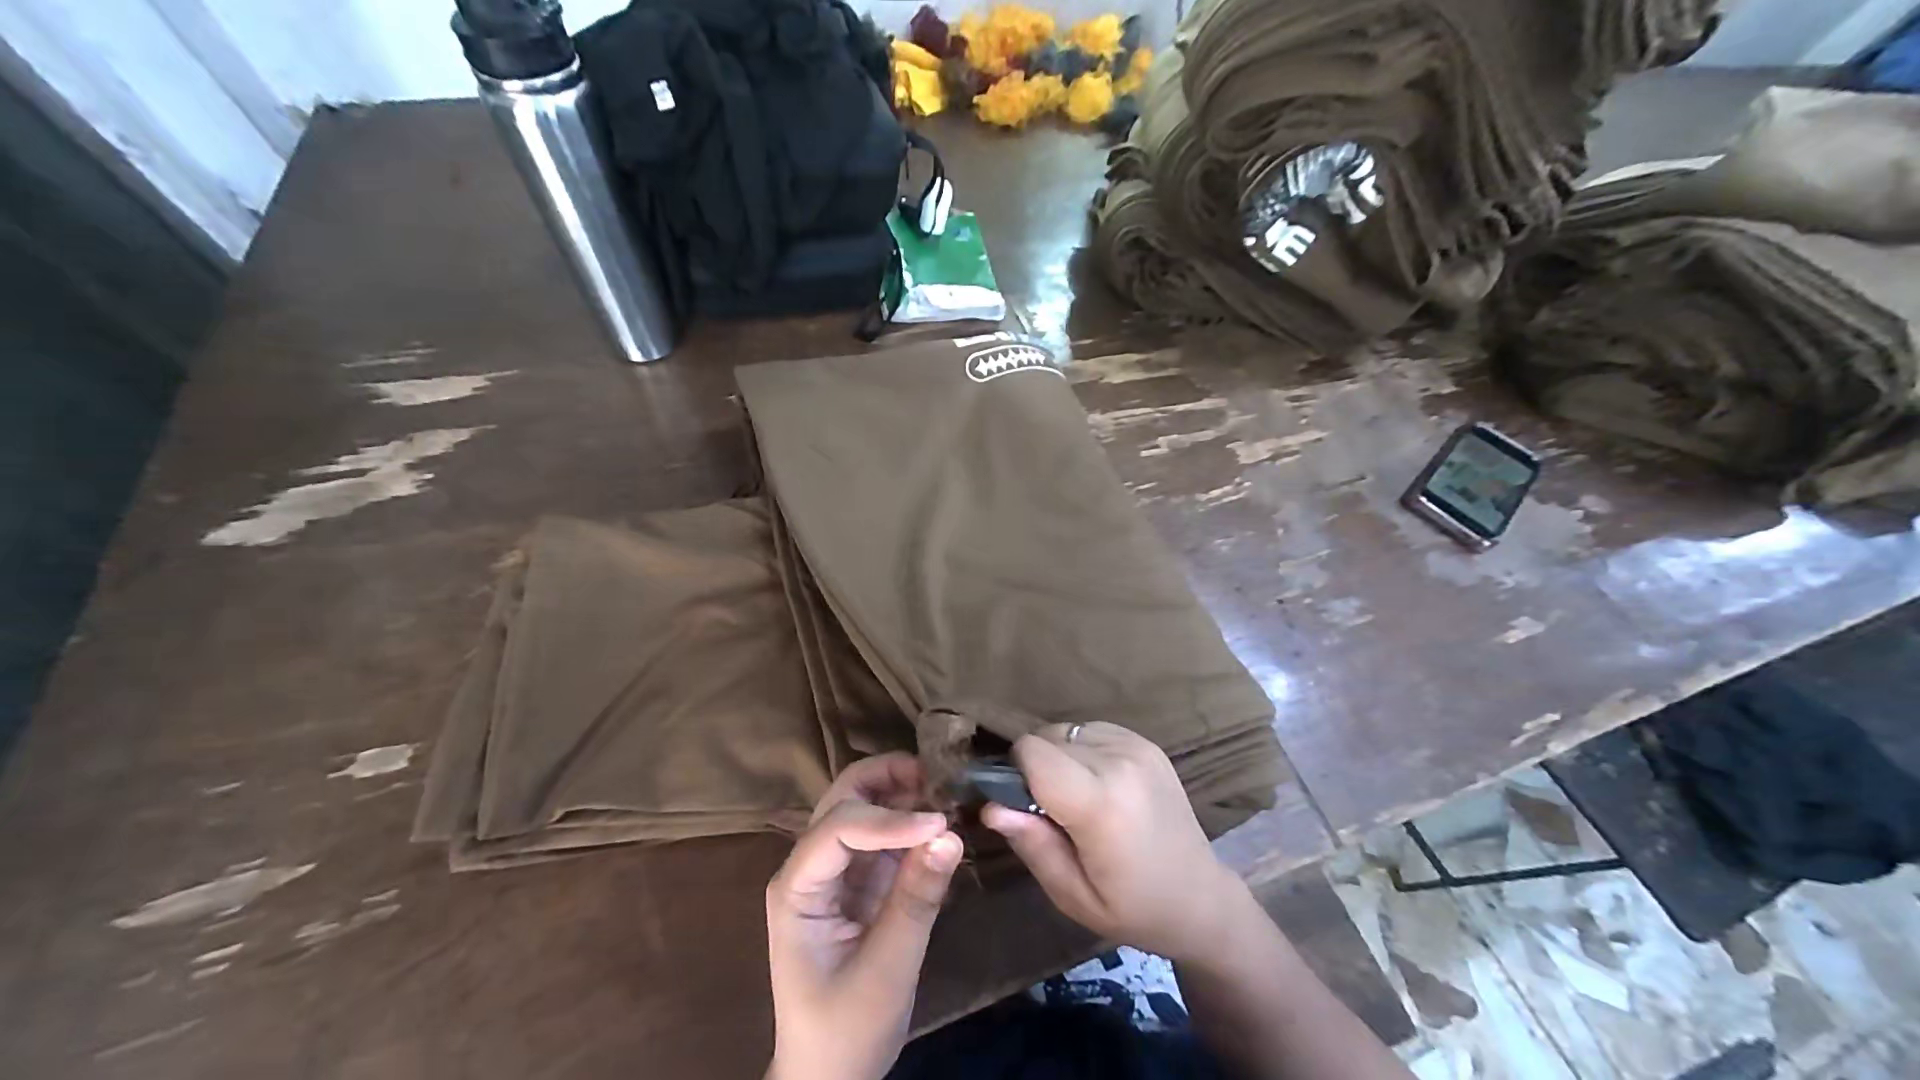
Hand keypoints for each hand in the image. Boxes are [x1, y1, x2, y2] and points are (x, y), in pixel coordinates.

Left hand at [765, 753, 963, 1079]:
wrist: (831, 1073)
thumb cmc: (846, 1030)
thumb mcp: (886, 971)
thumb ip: (916, 900)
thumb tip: (950, 835)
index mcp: (798, 888)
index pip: (838, 829)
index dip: (888, 819)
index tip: (939, 822)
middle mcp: (811, 866)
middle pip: (845, 798)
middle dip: (889, 778)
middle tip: (939, 777)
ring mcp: (836, 870)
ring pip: (865, 806)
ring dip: (904, 792)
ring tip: (947, 795)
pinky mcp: (862, 881)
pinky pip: (886, 836)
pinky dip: (914, 822)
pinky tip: (943, 823)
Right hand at [981, 722, 1247, 963]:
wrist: (1200, 897)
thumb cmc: (1132, 908)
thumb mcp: (1073, 895)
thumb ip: (1032, 845)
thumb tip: (990, 806)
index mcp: (1100, 803)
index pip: (1032, 751)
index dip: (1014, 772)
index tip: (1021, 804)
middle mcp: (1120, 762)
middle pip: (1045, 736)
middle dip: (1035, 766)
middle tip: (1051, 809)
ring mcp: (1137, 746)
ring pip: (1065, 730)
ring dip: (1059, 756)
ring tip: (1078, 797)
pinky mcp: (1146, 742)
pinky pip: (1091, 730)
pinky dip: (1082, 750)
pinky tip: (1098, 783)